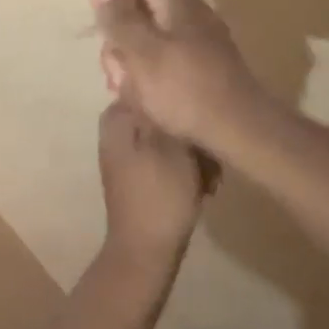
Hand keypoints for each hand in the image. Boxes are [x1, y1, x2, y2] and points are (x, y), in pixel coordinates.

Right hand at [91, 0, 263, 147]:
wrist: (238, 130)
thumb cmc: (184, 88)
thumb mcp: (141, 51)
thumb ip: (119, 16)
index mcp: (177, 0)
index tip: (101, 26)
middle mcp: (191, 14)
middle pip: (140, 12)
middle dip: (119, 41)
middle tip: (117, 72)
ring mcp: (199, 42)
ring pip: (149, 43)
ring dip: (132, 66)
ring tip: (131, 93)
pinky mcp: (203, 69)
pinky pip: (166, 64)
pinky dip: (151, 80)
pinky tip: (147, 102)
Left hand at [98, 102, 204, 259]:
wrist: (146, 251)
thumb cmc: (161, 194)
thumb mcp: (171, 144)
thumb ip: (167, 108)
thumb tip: (163, 77)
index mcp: (118, 118)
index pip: (157, 87)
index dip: (186, 103)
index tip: (205, 121)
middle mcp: (118, 131)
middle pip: (167, 116)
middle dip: (193, 136)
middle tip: (210, 160)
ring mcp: (128, 155)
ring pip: (173, 139)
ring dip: (195, 157)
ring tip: (208, 179)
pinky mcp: (140, 177)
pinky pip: (168, 160)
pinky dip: (186, 172)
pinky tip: (202, 189)